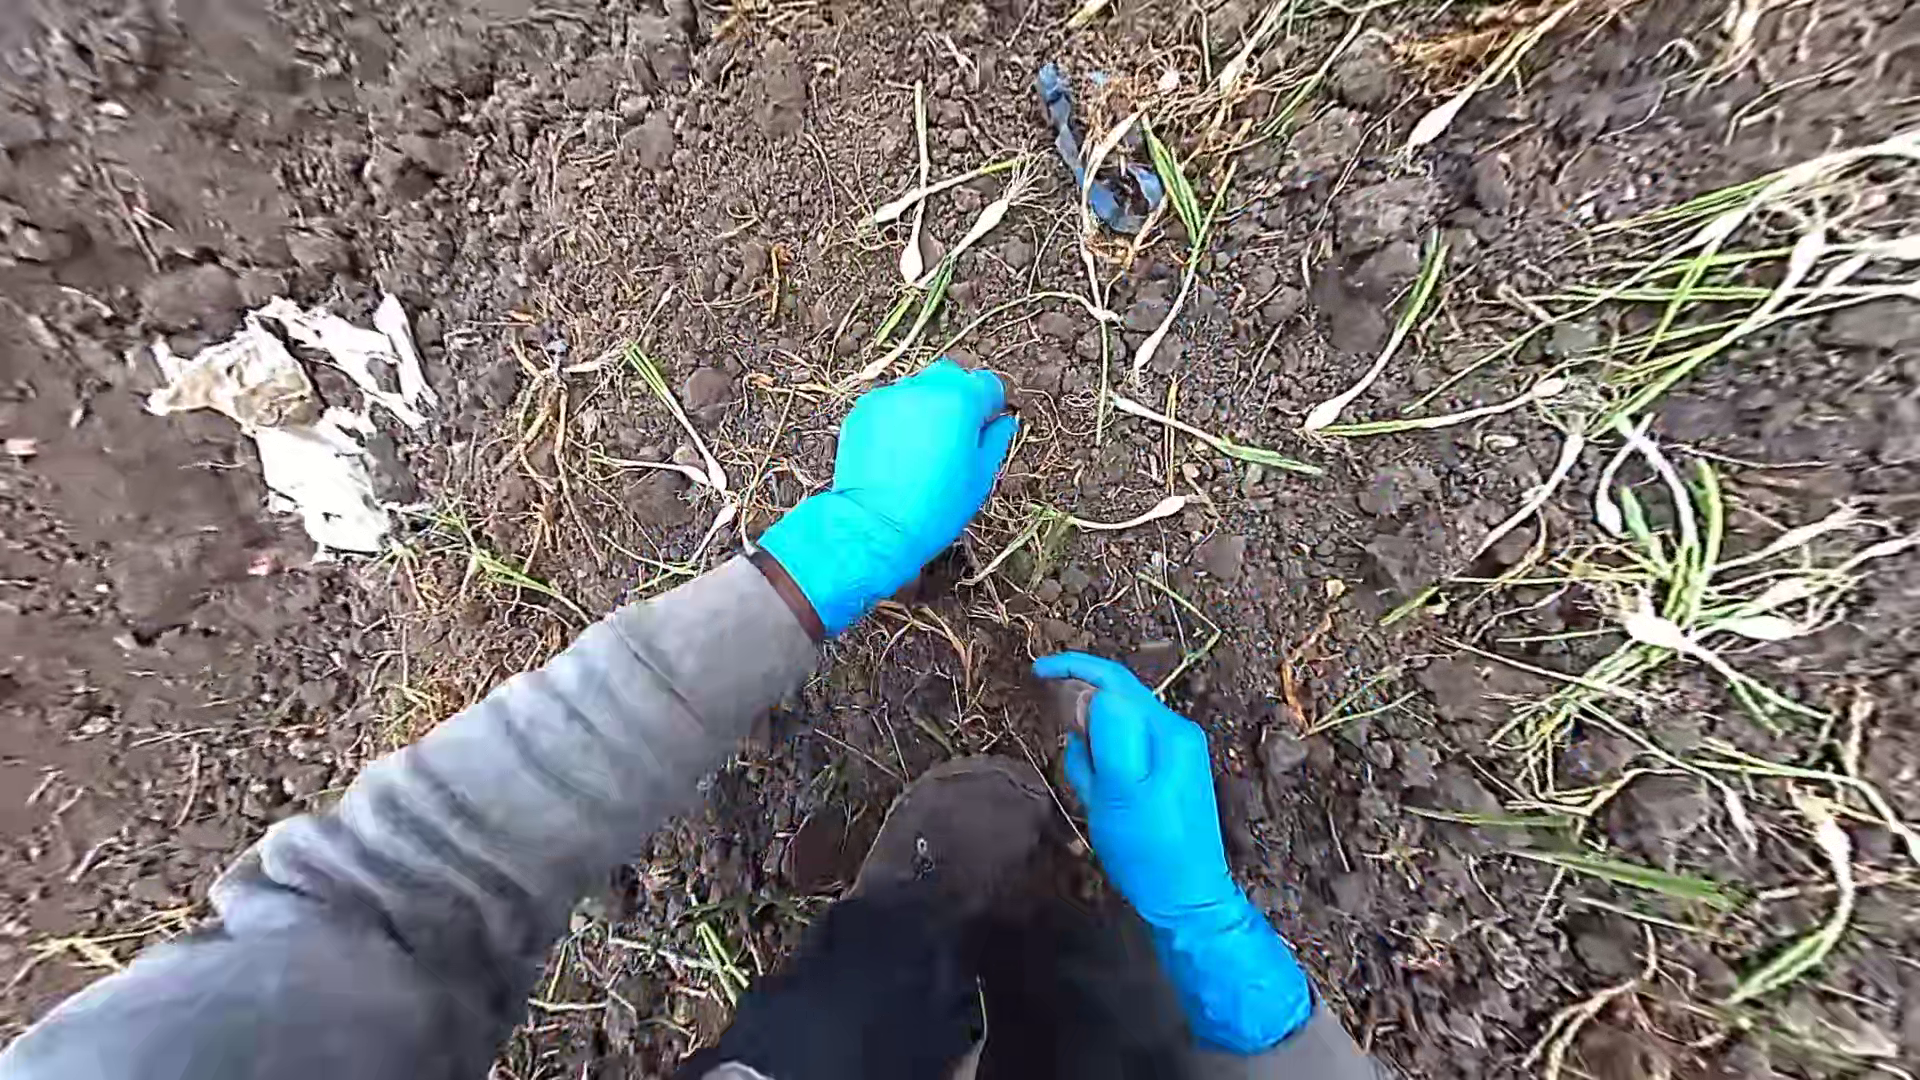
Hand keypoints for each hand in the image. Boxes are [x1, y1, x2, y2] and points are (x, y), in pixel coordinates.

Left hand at [759, 359, 1015, 634]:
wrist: (876, 526)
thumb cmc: (935, 508)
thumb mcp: (980, 478)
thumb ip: (995, 441)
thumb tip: (1003, 422)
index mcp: (960, 400)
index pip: (988, 384)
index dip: (991, 407)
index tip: (987, 427)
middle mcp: (923, 388)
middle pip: (951, 377)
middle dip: (958, 398)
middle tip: (957, 436)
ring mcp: (889, 397)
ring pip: (918, 390)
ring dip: (927, 408)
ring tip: (924, 450)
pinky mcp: (862, 412)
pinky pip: (890, 406)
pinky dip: (898, 419)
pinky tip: (897, 454)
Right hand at [1034, 652, 1236, 925]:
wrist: (1185, 902)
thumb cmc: (1151, 849)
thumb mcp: (1123, 791)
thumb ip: (1111, 735)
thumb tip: (1094, 692)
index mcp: (1167, 730)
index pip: (1114, 679)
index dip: (1073, 667)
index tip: (1037, 671)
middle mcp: (1170, 732)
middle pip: (1109, 706)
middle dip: (1084, 736)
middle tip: (1087, 780)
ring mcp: (1166, 752)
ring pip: (1107, 733)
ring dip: (1091, 760)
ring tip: (1100, 799)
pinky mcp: (1158, 771)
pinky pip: (1115, 756)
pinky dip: (1100, 773)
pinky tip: (1106, 803)